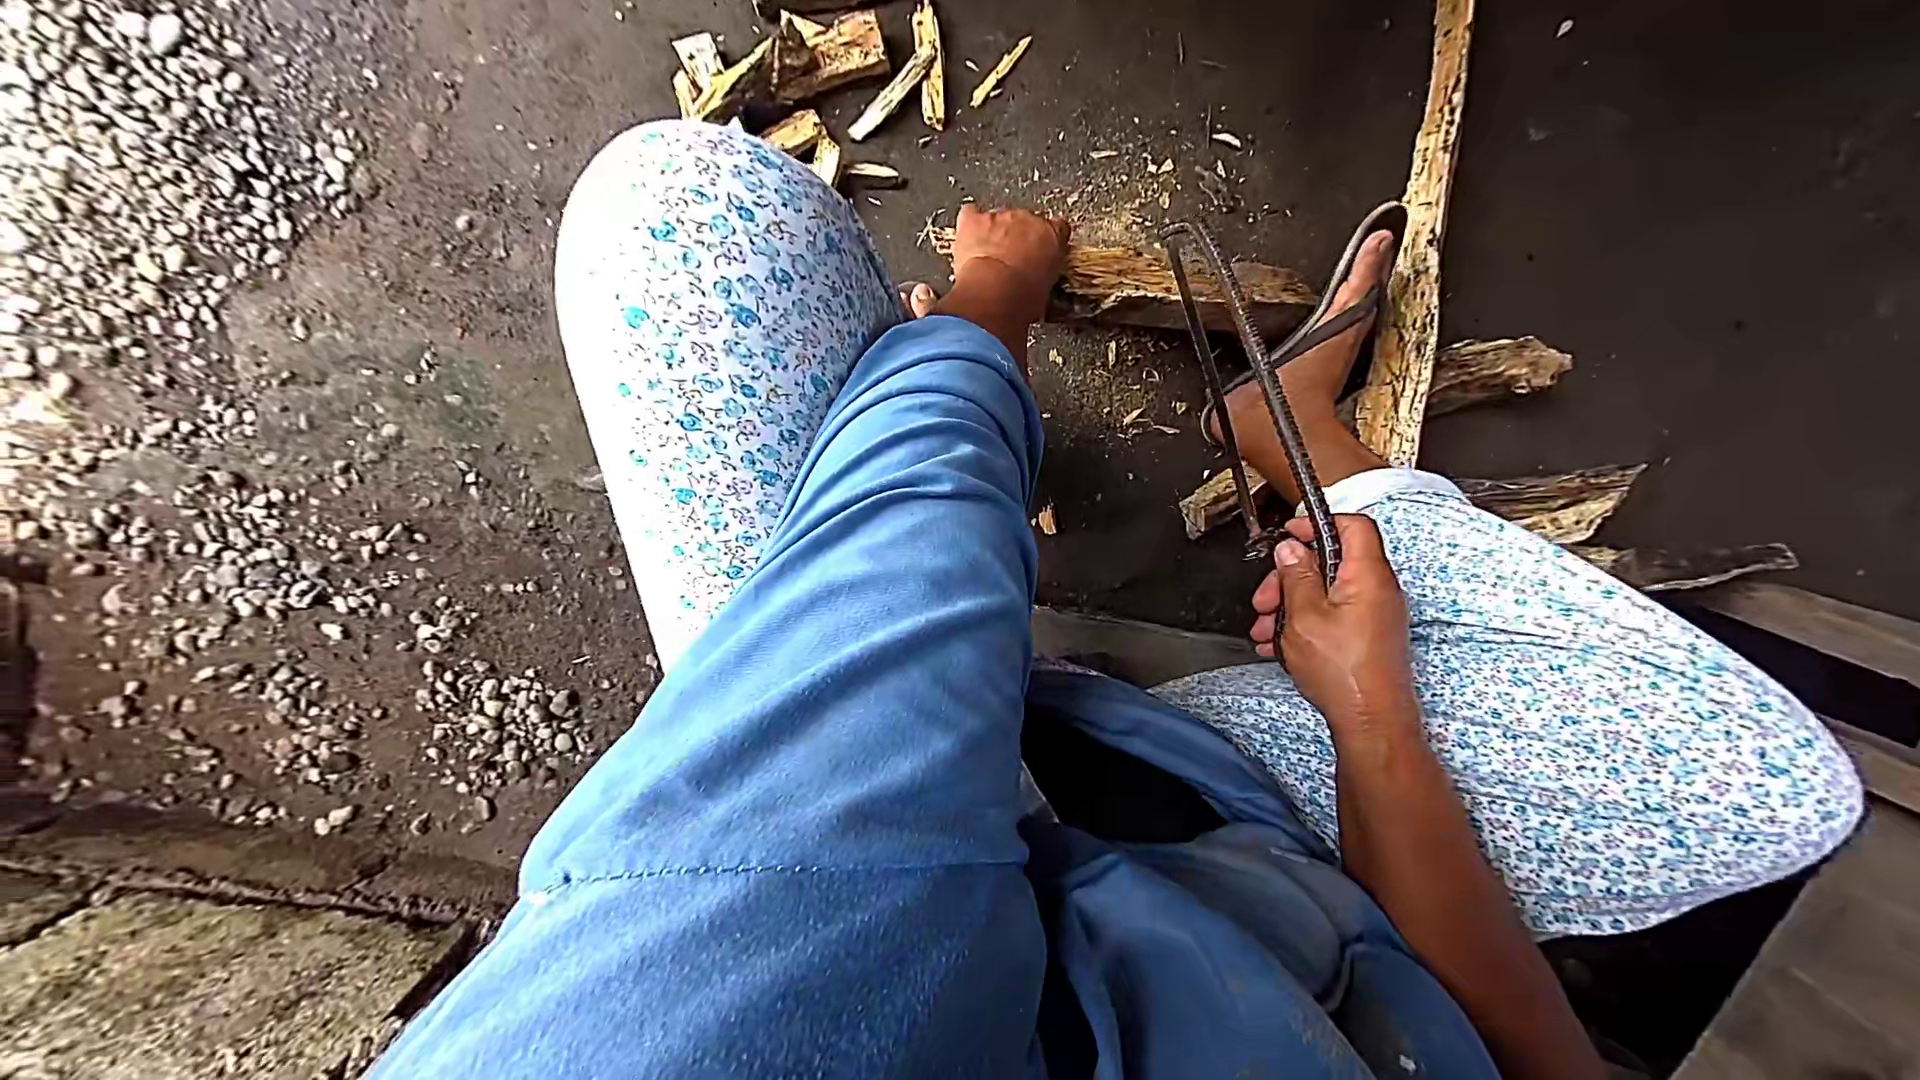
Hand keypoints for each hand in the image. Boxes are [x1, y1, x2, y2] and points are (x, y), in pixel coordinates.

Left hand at [946, 205, 1069, 324]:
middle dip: (1017, 240)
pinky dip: (969, 228)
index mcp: (1052, 237)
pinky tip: (968, 243)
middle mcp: (1028, 220)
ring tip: (986, 262)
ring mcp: (1000, 218)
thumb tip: (1035, 292)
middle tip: (1009, 265)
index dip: (1045, 243)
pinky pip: (970, 215)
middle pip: (1024, 222)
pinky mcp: (974, 221)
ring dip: (992, 236)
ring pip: (996, 220)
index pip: (1056, 229)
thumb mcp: (1043, 296)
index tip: (1039, 254)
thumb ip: (1042, 281)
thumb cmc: (1021, 300)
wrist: (994, 296)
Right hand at [1250, 514, 1419, 734]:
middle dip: (1289, 576)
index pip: (1353, 526)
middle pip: (1329, 562)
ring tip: (1265, 628)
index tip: (1291, 533)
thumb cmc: (1344, 673)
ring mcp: (1374, 614)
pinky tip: (1279, 642)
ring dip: (1289, 604)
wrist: (1369, 721)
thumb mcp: (1304, 615)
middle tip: (1266, 597)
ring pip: (1325, 591)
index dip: (1319, 524)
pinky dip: (1302, 621)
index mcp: (1367, 576)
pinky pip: (1330, 614)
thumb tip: (1291, 549)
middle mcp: (1377, 591)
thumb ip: (1297, 575)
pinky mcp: (1366, 634)